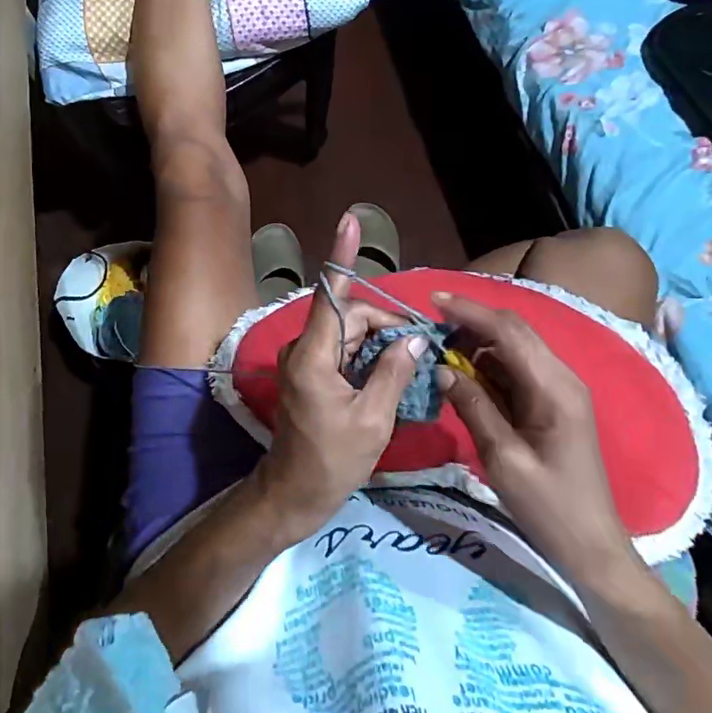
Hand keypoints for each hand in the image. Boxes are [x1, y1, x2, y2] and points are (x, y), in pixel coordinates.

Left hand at [253, 211, 422, 543]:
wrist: (294, 492)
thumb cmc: (333, 459)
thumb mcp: (373, 418)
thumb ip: (394, 370)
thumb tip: (415, 336)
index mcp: (314, 355)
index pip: (330, 294)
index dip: (341, 255)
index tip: (350, 220)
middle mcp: (305, 348)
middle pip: (350, 315)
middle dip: (385, 326)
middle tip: (417, 352)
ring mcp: (305, 360)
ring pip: (349, 332)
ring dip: (379, 343)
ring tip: (407, 368)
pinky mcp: (310, 373)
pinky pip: (343, 350)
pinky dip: (368, 356)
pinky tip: (390, 375)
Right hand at [432, 292, 634, 571]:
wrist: (591, 546)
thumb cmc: (549, 507)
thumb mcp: (504, 459)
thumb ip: (473, 407)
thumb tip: (441, 368)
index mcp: (554, 388)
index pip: (509, 332)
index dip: (470, 311)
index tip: (432, 301)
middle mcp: (561, 378)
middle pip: (514, 331)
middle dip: (471, 322)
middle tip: (430, 328)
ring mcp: (558, 389)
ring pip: (513, 348)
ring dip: (477, 344)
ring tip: (440, 352)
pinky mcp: (551, 403)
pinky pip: (515, 370)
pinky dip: (487, 365)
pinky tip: (463, 376)